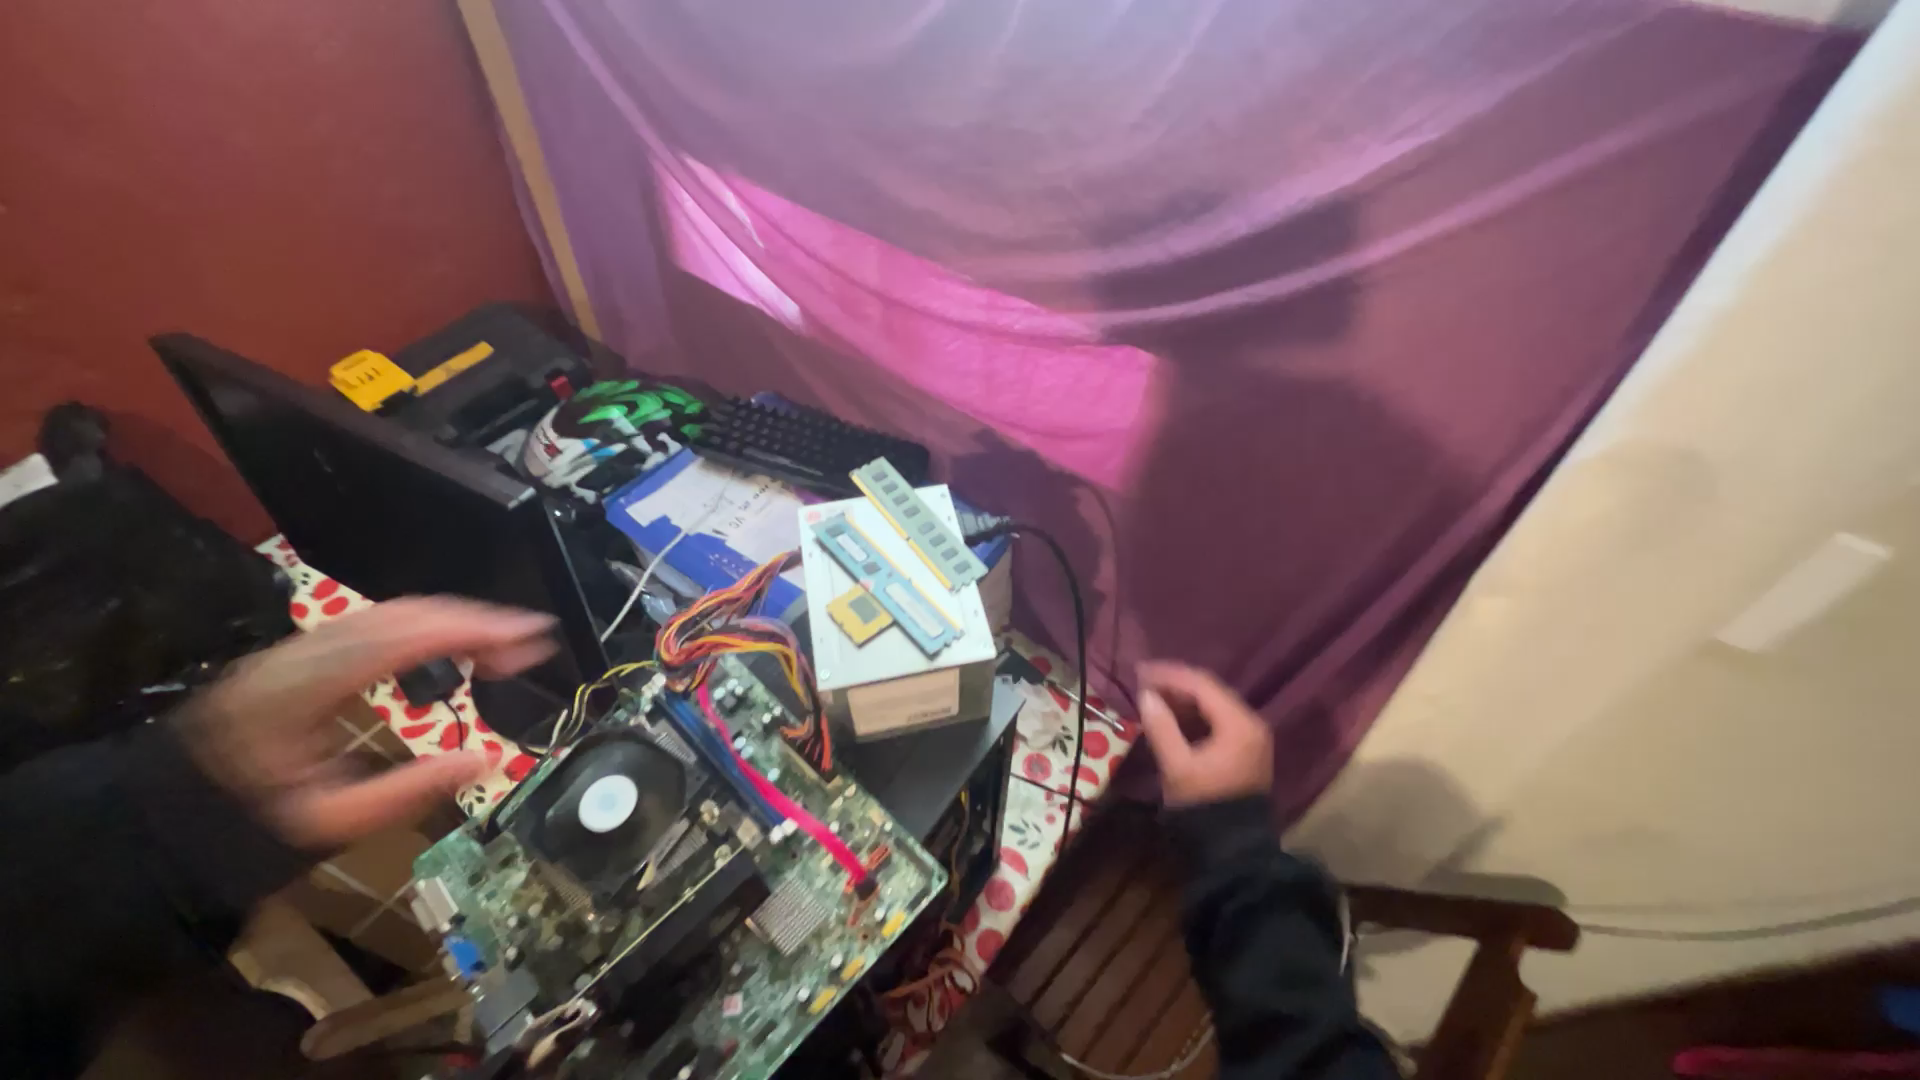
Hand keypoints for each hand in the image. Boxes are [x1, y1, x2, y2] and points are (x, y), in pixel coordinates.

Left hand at [178, 597, 556, 848]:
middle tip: (531, 646)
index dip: (474, 629)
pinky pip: (382, 622)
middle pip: (406, 613)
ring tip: (505, 649)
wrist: (166, 811)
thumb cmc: (246, 820)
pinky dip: (433, 627)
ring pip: (397, 611)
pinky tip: (459, 647)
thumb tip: (487, 757)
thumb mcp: (329, 823)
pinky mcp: (309, 650)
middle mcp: (304, 652)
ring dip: (459, 622)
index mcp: (305, 688)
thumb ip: (410, 790)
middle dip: (478, 621)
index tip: (532, 637)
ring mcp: (303, 646)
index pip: (404, 637)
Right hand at [1137, 660, 1272, 807]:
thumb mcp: (1177, 767)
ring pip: (1213, 704)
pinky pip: (1217, 720)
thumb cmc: (1204, 804)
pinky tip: (1170, 715)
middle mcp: (1251, 723)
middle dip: (1175, 684)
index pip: (1202, 685)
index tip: (1140, 670)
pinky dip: (1193, 714)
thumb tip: (1146, 695)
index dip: (1169, 675)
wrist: (1233, 847)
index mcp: (1239, 724)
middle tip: (1142, 680)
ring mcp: (1250, 736)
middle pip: (1210, 691)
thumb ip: (1161, 727)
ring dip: (1182, 698)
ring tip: (1151, 695)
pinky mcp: (1244, 748)